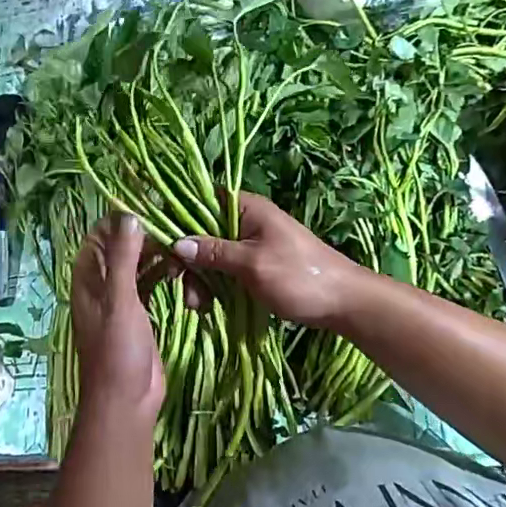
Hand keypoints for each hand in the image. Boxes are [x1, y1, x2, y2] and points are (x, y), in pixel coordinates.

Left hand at [71, 213, 164, 416]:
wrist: (126, 401)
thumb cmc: (117, 350)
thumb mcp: (120, 300)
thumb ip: (124, 258)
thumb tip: (130, 216)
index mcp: (88, 278)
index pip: (101, 235)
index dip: (123, 222)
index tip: (154, 212)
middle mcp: (102, 284)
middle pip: (123, 248)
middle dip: (147, 237)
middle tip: (178, 231)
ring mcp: (121, 300)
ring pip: (140, 265)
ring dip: (158, 256)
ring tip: (184, 249)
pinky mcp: (139, 314)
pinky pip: (151, 285)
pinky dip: (164, 276)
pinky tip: (183, 271)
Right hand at [172, 192, 367, 328]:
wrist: (343, 302)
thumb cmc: (299, 276)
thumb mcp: (252, 264)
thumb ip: (214, 252)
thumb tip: (176, 243)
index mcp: (247, 208)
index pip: (200, 200)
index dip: (177, 219)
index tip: (162, 247)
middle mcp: (246, 220)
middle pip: (201, 232)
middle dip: (188, 260)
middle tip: (180, 287)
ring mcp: (250, 244)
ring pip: (210, 255)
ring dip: (199, 278)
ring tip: (198, 306)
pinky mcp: (255, 265)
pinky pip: (224, 270)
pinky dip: (213, 285)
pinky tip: (207, 305)